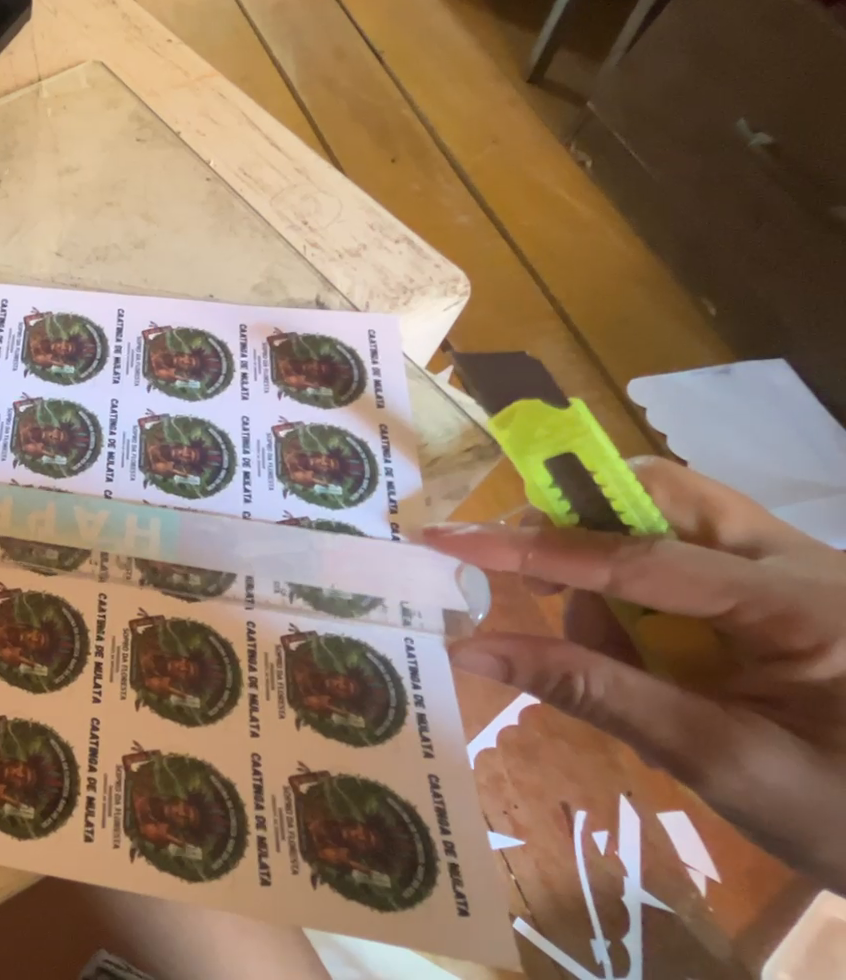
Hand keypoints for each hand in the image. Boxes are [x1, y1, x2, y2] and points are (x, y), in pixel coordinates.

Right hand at [421, 457, 845, 891]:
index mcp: (812, 606)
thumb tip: (470, 647)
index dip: (532, 548)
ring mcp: (797, 573)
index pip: (639, 557)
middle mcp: (806, 564)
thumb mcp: (718, 760)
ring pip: (666, 518)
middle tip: (526, 575)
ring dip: (602, 566)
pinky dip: (631, 590)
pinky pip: (679, 557)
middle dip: (576, 522)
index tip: (446, 539)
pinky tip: (640, 655)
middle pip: (662, 495)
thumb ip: (591, 690)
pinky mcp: (781, 593)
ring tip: (610, 656)